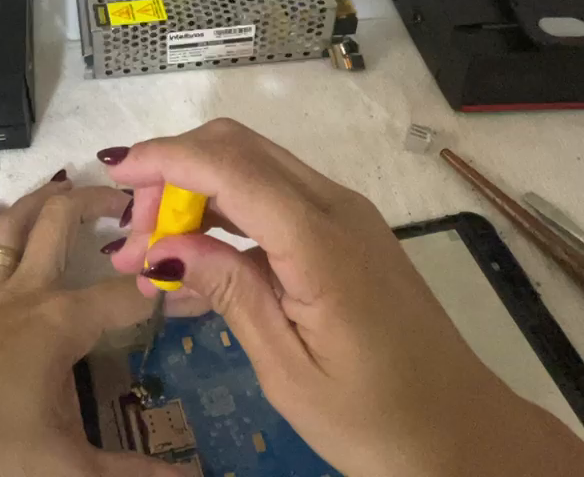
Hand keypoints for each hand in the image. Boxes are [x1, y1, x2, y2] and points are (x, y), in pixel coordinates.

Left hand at [0, 175, 176, 476]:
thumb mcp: (68, 471)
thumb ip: (136, 475)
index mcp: (59, 321)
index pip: (124, 294)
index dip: (161, 283)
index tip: (193, 274)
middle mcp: (23, 292)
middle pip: (59, 224)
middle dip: (95, 202)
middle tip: (126, 199)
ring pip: (11, 225)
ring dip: (40, 199)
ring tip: (65, 185)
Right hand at [102, 119, 583, 476]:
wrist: (468, 437)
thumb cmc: (378, 421)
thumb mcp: (288, 370)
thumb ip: (226, 291)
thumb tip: (161, 246)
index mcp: (320, 241)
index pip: (230, 168)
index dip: (166, 159)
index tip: (115, 173)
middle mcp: (333, 204)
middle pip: (236, 147)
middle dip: (173, 172)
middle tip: (134, 236)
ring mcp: (341, 209)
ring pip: (250, 161)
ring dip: (194, 186)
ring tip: (152, 247)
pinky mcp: (341, 224)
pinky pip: (270, 191)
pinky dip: (224, 204)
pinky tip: (195, 249)